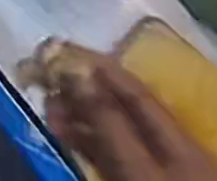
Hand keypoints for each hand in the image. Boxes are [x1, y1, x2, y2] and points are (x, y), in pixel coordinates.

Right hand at [45, 53, 216, 180]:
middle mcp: (169, 144)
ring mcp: (159, 165)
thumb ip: (106, 118)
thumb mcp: (137, 169)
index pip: (129, 85)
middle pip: (117, 102)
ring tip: (49, 118)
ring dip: (75, 113)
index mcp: (176, 136)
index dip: (90, 61)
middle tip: (41, 88)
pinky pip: (109, 147)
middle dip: (75, 88)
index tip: (48, 49)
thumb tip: (71, 67)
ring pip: (109, 124)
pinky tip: (64, 138)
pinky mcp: (143, 180)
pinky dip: (83, 137)